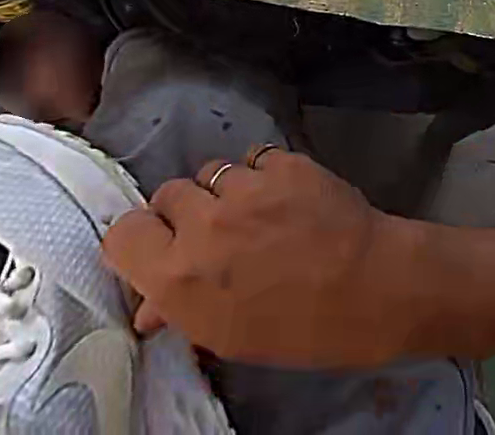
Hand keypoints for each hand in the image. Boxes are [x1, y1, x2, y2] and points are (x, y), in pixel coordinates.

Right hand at [102, 148, 427, 367]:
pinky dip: (261, 173)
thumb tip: (149, 304)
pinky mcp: (280, 161)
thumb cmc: (299, 327)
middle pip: (168, 194)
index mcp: (181, 277)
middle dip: (185, 212)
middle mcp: (204, 224)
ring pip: (212, 172)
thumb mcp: (230, 335)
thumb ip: (181, 309)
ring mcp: (245, 187)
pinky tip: (283, 194)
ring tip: (256, 213)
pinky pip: (254, 159)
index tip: (157, 246)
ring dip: (224, 191)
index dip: (139, 239)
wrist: (371, 286)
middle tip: (214, 231)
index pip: (123, 234)